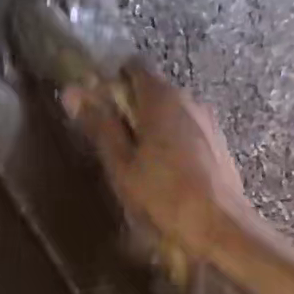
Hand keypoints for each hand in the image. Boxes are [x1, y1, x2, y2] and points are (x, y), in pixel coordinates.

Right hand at [61, 61, 253, 257]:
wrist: (221, 226)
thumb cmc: (164, 196)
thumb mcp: (122, 165)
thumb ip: (100, 126)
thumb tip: (72, 92)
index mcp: (161, 98)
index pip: (133, 67)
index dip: (113, 82)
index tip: (100, 109)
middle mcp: (189, 100)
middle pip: (154, 91)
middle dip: (133, 109)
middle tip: (116, 144)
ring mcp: (209, 122)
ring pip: (173, 113)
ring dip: (155, 129)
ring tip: (142, 165)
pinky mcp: (220, 144)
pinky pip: (189, 132)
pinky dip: (175, 143)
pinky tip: (169, 175)